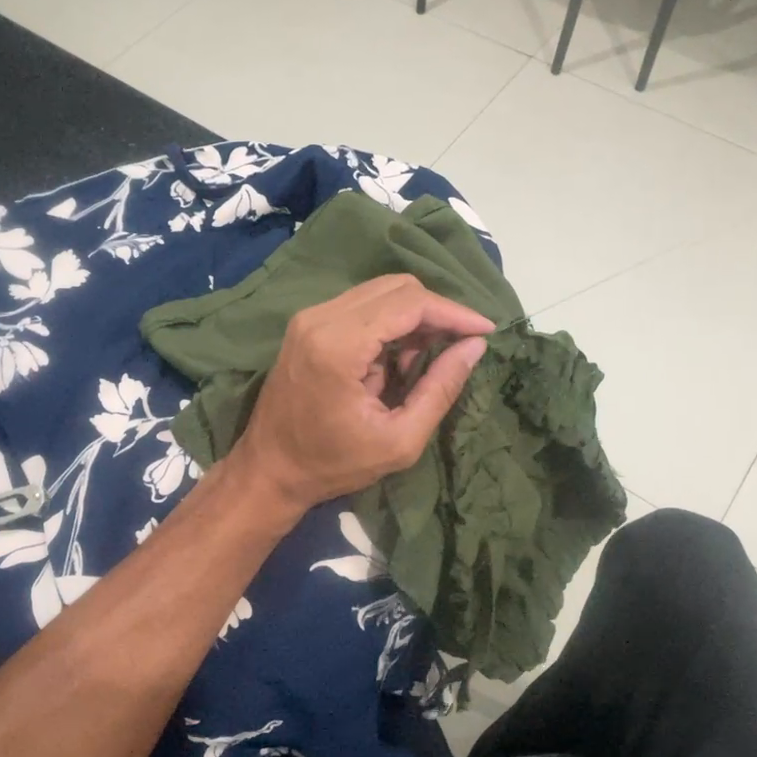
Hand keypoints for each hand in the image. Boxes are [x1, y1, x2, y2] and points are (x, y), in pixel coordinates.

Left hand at [231, 274, 493, 510]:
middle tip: (462, 345)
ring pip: (381, 292)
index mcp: (338, 345)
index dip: (454, 312)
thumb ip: (440, 389)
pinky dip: (391, 323)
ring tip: (430, 359)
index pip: (409, 303)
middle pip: (397, 287)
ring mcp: (311, 317)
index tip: (487, 330)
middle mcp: (321, 317)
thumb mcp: (399, 440)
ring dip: (415, 317)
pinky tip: (401, 359)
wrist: (269, 470)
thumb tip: (475, 346)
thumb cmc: (333, 464)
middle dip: (437, 311)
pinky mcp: (308, 324)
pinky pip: (363, 305)